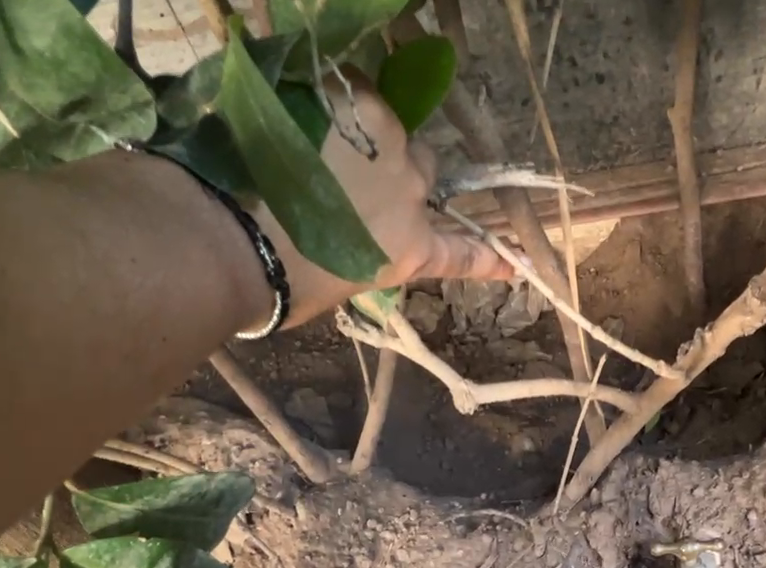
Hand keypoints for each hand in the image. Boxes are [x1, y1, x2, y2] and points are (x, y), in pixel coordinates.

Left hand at [258, 85, 512, 328]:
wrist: (247, 245)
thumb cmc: (289, 282)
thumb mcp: (344, 280)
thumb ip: (366, 252)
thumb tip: (350, 230)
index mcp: (412, 250)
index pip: (464, 252)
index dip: (491, 255)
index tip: (518, 262)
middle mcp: (414, 193)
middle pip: (422, 167)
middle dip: (397, 171)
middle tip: (350, 177)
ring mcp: (388, 145)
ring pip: (389, 125)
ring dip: (365, 130)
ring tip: (317, 141)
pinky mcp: (354, 104)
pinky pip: (351, 87)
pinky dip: (334, 96)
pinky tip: (304, 108)